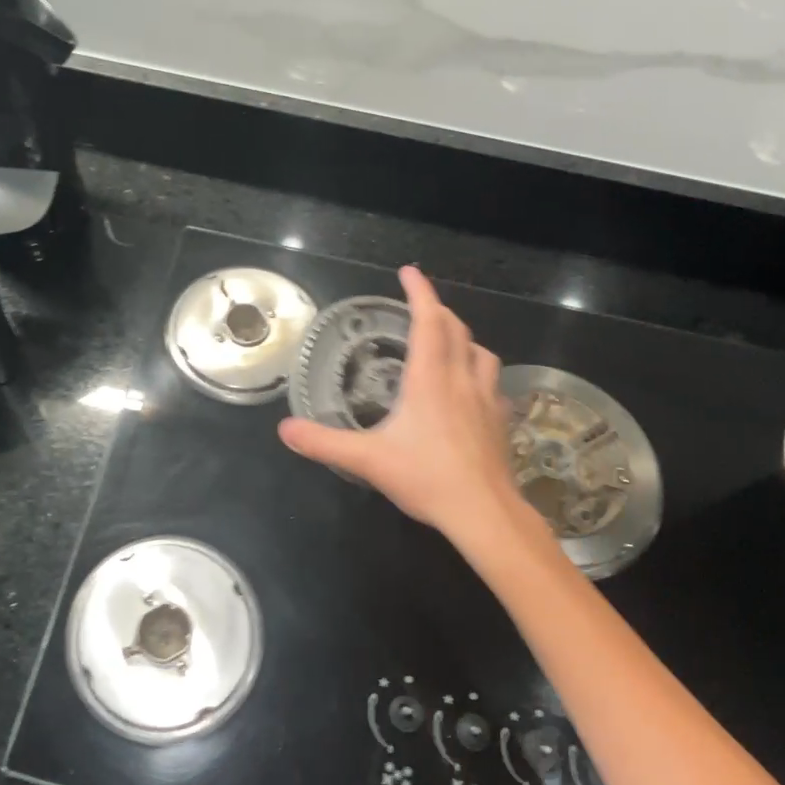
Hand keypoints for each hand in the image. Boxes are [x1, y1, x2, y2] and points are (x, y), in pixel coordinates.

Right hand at [279, 266, 520, 542]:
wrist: (484, 512)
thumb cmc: (427, 478)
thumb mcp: (367, 460)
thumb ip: (324, 443)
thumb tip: (285, 428)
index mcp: (430, 379)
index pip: (428, 320)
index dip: (419, 291)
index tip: (408, 272)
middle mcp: (461, 379)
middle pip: (456, 330)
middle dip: (438, 310)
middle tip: (420, 306)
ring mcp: (486, 400)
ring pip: (481, 353)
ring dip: (463, 339)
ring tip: (448, 343)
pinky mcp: (499, 422)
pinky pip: (492, 384)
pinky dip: (479, 373)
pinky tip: (470, 391)